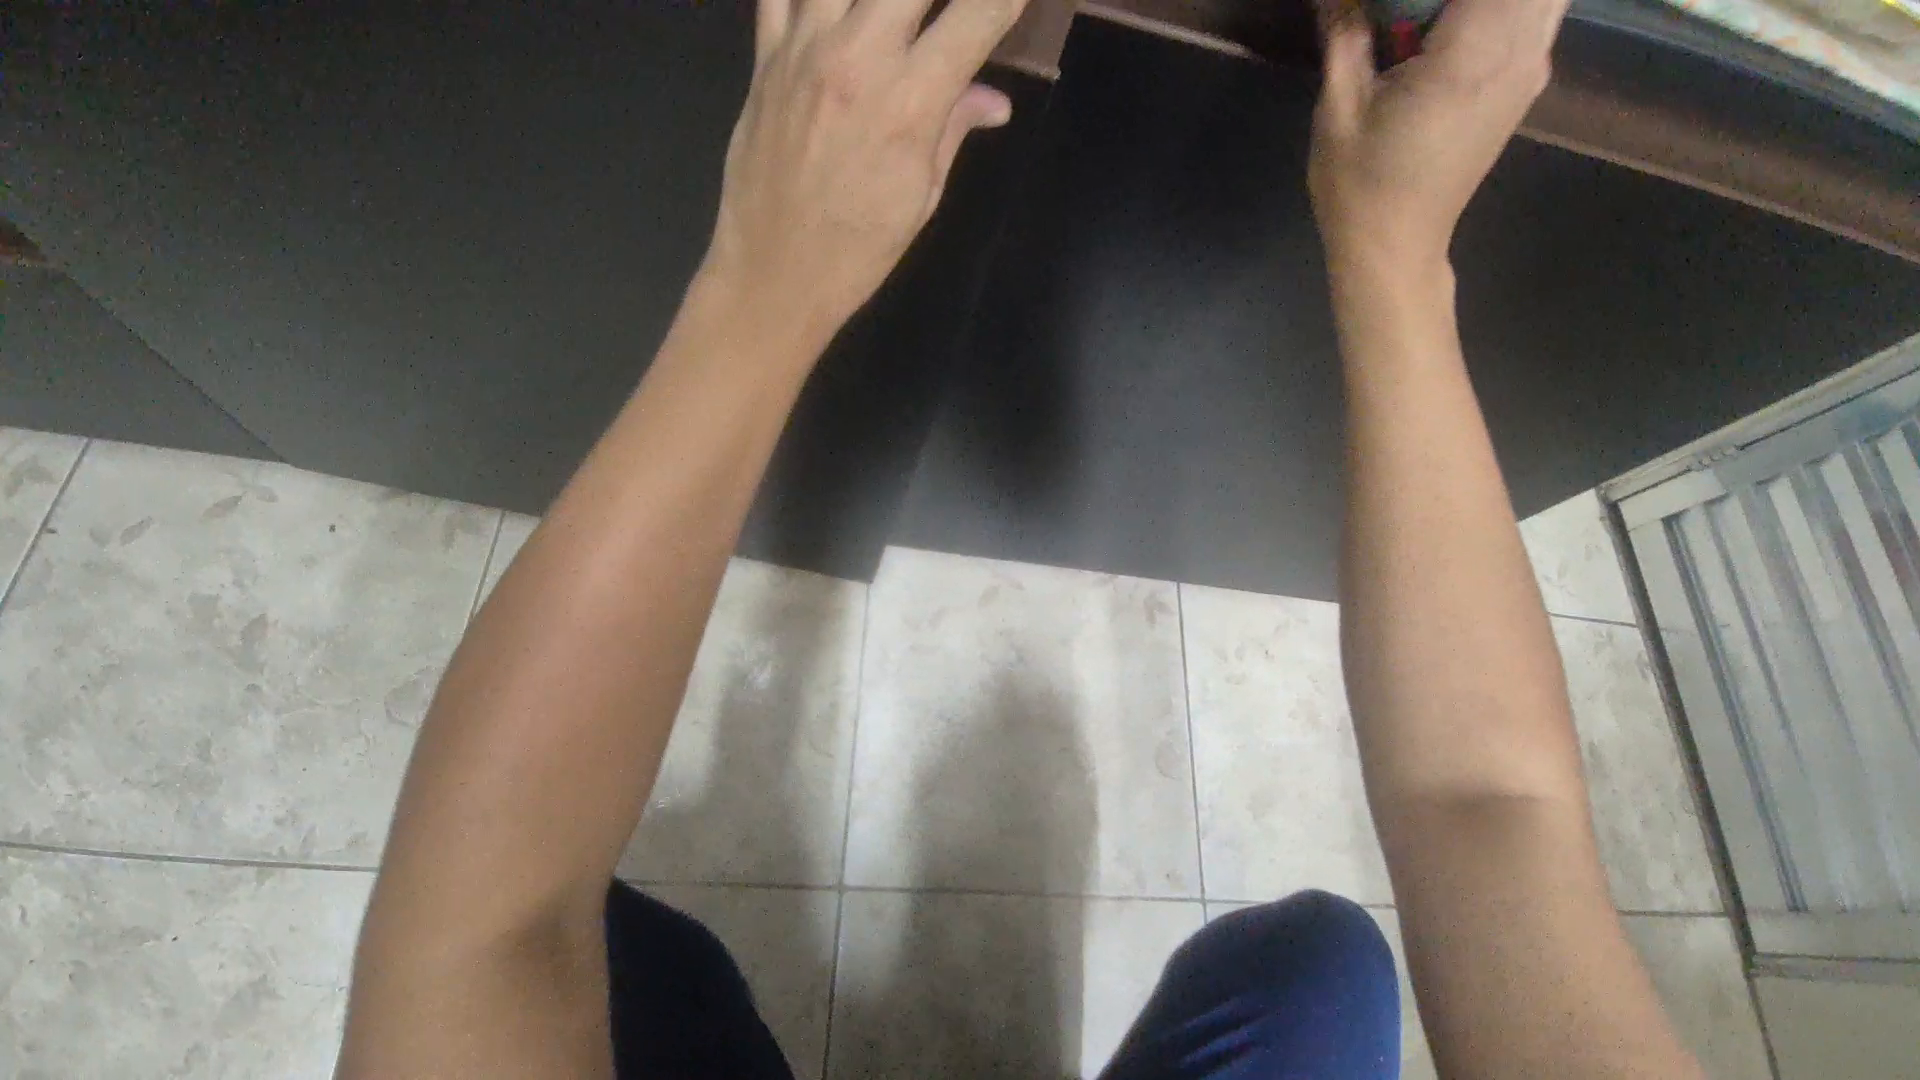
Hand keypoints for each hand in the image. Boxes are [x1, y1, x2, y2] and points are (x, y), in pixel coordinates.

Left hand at [698, 0, 1032, 349]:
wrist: (775, 274)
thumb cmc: (859, 250)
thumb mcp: (921, 198)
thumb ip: (953, 130)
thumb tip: (994, 102)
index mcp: (909, 103)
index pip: (978, 14)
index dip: (1006, 0)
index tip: (1010, 5)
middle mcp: (857, 56)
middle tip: (947, 16)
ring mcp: (804, 48)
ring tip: (893, 17)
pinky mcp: (764, 56)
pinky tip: (835, 11)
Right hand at [1308, 0, 1567, 272]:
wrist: (1394, 247)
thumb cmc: (1360, 187)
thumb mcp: (1338, 110)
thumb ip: (1345, 33)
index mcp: (1473, 51)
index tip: (1397, 3)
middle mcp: (1522, 48)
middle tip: (1408, 10)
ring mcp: (1533, 64)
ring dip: (1487, 0)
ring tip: (1428, 18)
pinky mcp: (1528, 80)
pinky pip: (1539, 8)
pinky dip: (1504, 5)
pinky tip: (1448, 24)